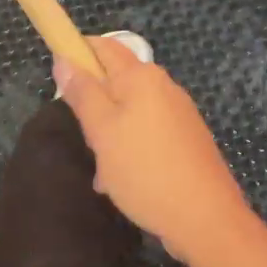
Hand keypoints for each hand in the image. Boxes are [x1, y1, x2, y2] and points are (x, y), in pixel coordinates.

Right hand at [56, 37, 251, 259]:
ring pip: (131, 110)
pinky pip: (148, 131)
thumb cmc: (146, 171)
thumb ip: (82, 93)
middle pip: (117, 80)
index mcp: (142, 76)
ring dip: (111, 133)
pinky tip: (125, 180)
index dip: (78, 53)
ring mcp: (179, 113)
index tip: (59, 80)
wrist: (207, 220)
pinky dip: (131, 147)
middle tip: (85, 137)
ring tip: (104, 170)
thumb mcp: (102, 132)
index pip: (104, 46)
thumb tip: (64, 58)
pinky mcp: (187, 139)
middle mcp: (163, 86)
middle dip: (94, 104)